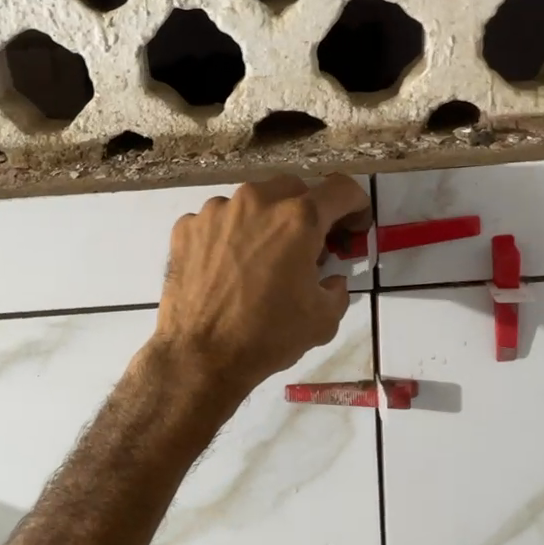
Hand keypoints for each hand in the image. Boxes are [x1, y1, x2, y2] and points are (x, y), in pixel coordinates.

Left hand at [146, 175, 370, 417]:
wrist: (200, 355)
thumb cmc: (268, 336)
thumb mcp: (323, 319)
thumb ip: (336, 289)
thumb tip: (329, 279)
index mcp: (299, 219)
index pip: (341, 190)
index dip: (356, 206)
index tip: (353, 229)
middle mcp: (257, 201)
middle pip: (294, 189)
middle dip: (308, 211)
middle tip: (308, 246)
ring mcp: (216, 211)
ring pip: (252, 202)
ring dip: (265, 221)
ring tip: (262, 259)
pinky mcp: (187, 227)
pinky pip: (218, 221)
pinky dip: (229, 236)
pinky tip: (227, 268)